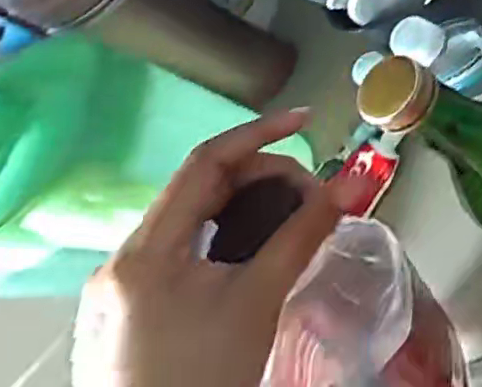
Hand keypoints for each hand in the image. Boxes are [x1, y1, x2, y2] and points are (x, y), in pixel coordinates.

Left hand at [71, 110, 345, 386]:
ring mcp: (123, 286)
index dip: (261, 131)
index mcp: (144, 252)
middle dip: (267, 176)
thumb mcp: (260, 296)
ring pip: (199, 215)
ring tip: (298, 222)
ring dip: (254, 203)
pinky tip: (264, 249)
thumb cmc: (200, 374)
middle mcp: (124, 261)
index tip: (308, 120)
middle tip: (315, 196)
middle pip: (205, 187)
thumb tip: (358, 180)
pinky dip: (235, 231)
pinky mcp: (133, 307)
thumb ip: (308, 228)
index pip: (205, 162)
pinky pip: (191, 244)